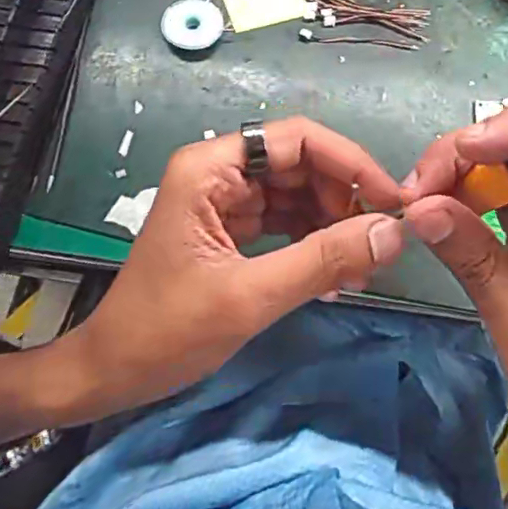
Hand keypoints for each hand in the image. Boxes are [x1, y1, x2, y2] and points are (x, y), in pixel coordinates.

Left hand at [44, 117, 405, 424]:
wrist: (113, 370)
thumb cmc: (167, 330)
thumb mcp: (250, 297)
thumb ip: (322, 260)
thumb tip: (394, 232)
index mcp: (209, 168)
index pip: (295, 138)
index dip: (349, 162)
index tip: (392, 202)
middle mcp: (216, 172)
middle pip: (298, 163)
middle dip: (343, 199)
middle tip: (379, 246)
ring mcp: (221, 200)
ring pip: (295, 193)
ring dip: (331, 225)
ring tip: (361, 271)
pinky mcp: (227, 228)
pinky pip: (282, 221)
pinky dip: (311, 243)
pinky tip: (335, 277)